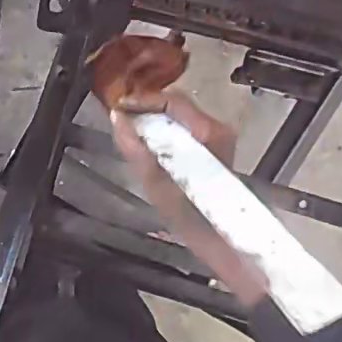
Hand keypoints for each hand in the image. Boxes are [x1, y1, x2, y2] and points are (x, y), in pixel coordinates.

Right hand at [110, 92, 271, 308]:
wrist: (225, 241)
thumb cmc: (193, 218)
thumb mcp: (156, 183)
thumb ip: (135, 147)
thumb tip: (117, 117)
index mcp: (208, 132)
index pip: (171, 100)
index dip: (142, 99)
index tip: (118, 107)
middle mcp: (218, 128)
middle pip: (176, 104)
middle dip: (146, 108)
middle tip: (120, 117)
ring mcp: (219, 137)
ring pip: (180, 115)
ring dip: (153, 118)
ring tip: (129, 128)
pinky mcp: (216, 146)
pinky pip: (185, 128)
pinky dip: (164, 130)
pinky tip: (147, 140)